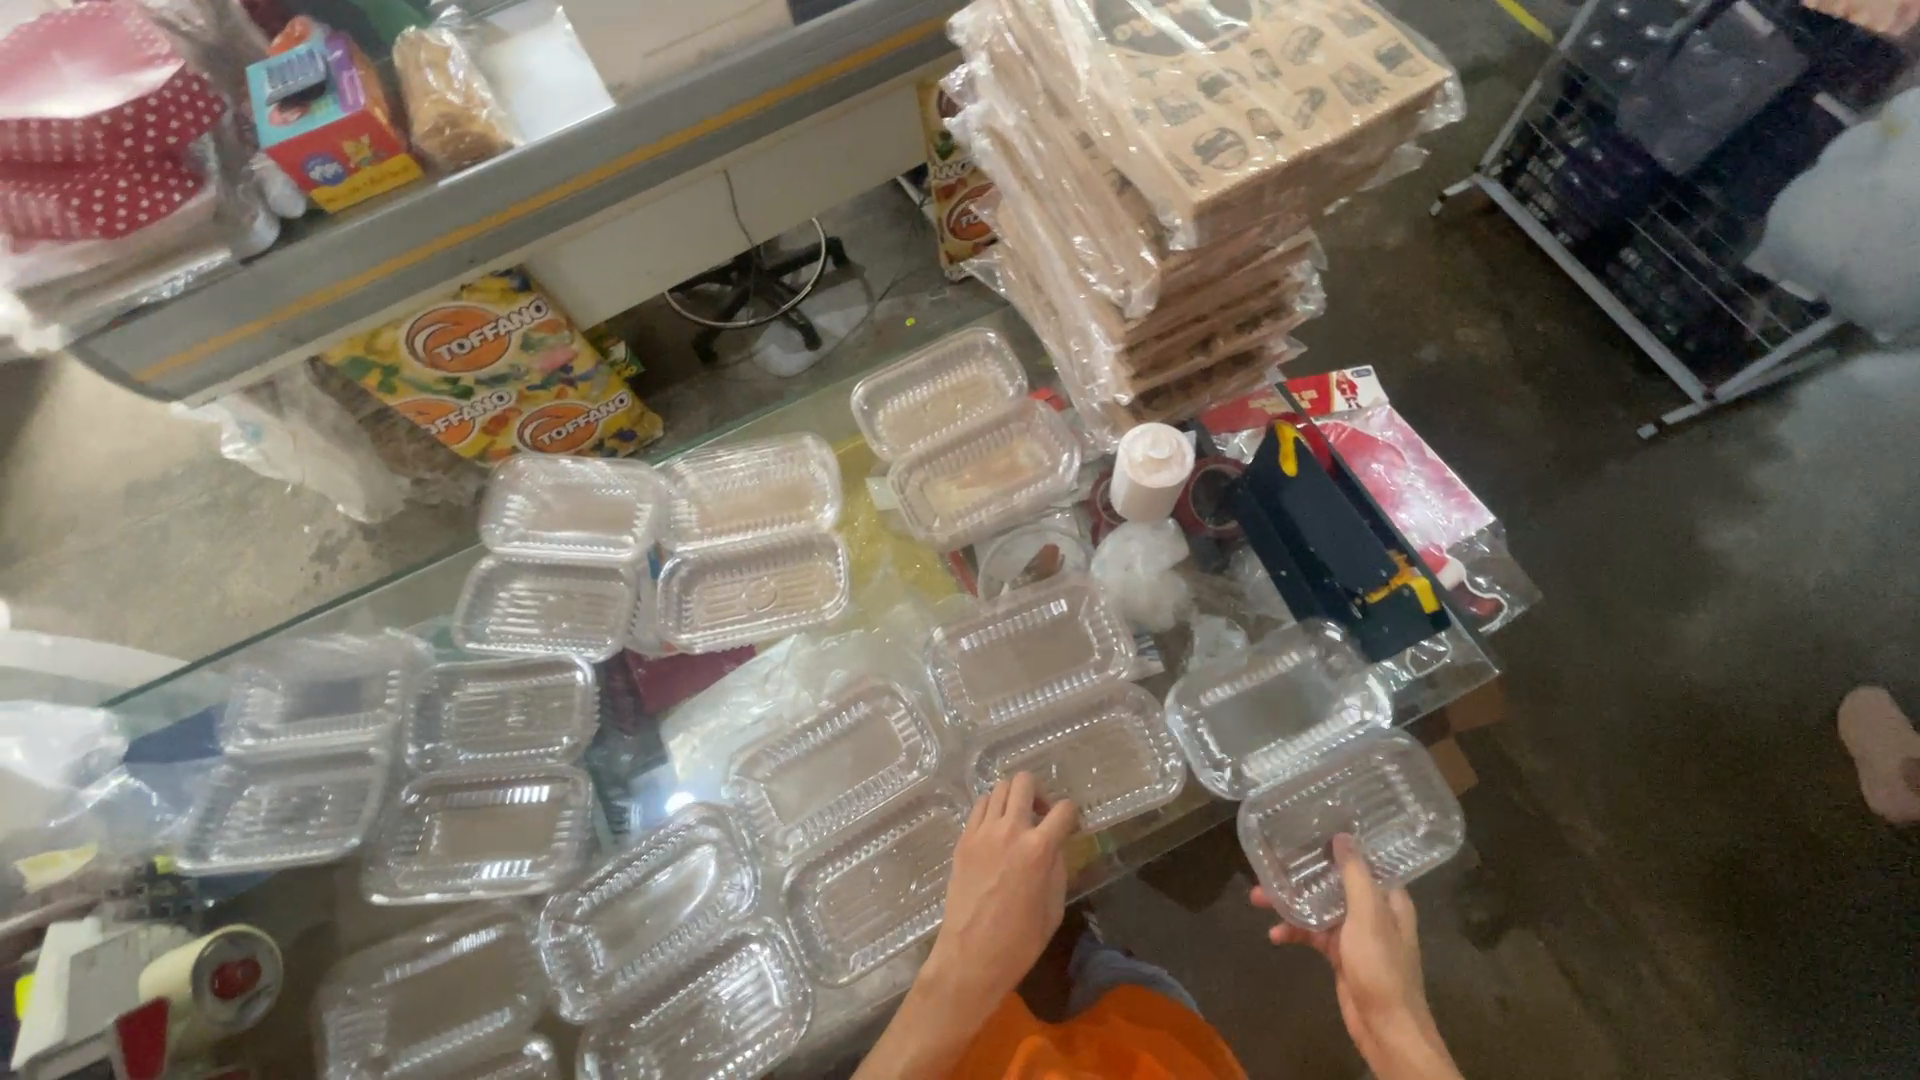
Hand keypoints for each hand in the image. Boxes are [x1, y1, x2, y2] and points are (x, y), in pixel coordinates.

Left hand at [923, 773, 1077, 1020]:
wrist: (971, 956)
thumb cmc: (1019, 942)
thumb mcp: (1053, 909)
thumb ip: (1057, 869)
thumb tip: (1055, 847)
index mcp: (1039, 849)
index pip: (1064, 809)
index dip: (1072, 815)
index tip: (1070, 826)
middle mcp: (1010, 830)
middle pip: (1024, 782)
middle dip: (1039, 792)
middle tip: (1041, 814)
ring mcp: (982, 832)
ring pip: (999, 788)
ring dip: (1013, 798)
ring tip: (1017, 820)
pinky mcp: (963, 840)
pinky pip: (979, 807)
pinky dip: (991, 809)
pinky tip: (996, 830)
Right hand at [1252, 834, 1461, 1079]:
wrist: (1386, 1028)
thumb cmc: (1381, 967)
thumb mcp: (1367, 916)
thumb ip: (1355, 876)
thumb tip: (1343, 836)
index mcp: (1388, 899)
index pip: (1365, 862)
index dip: (1340, 845)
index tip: (1310, 827)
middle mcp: (1373, 912)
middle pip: (1334, 883)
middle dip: (1302, 874)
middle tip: (1270, 862)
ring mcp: (1355, 934)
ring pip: (1318, 907)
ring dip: (1290, 903)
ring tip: (1257, 897)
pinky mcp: (1340, 954)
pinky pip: (1313, 934)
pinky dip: (1294, 932)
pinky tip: (1274, 935)